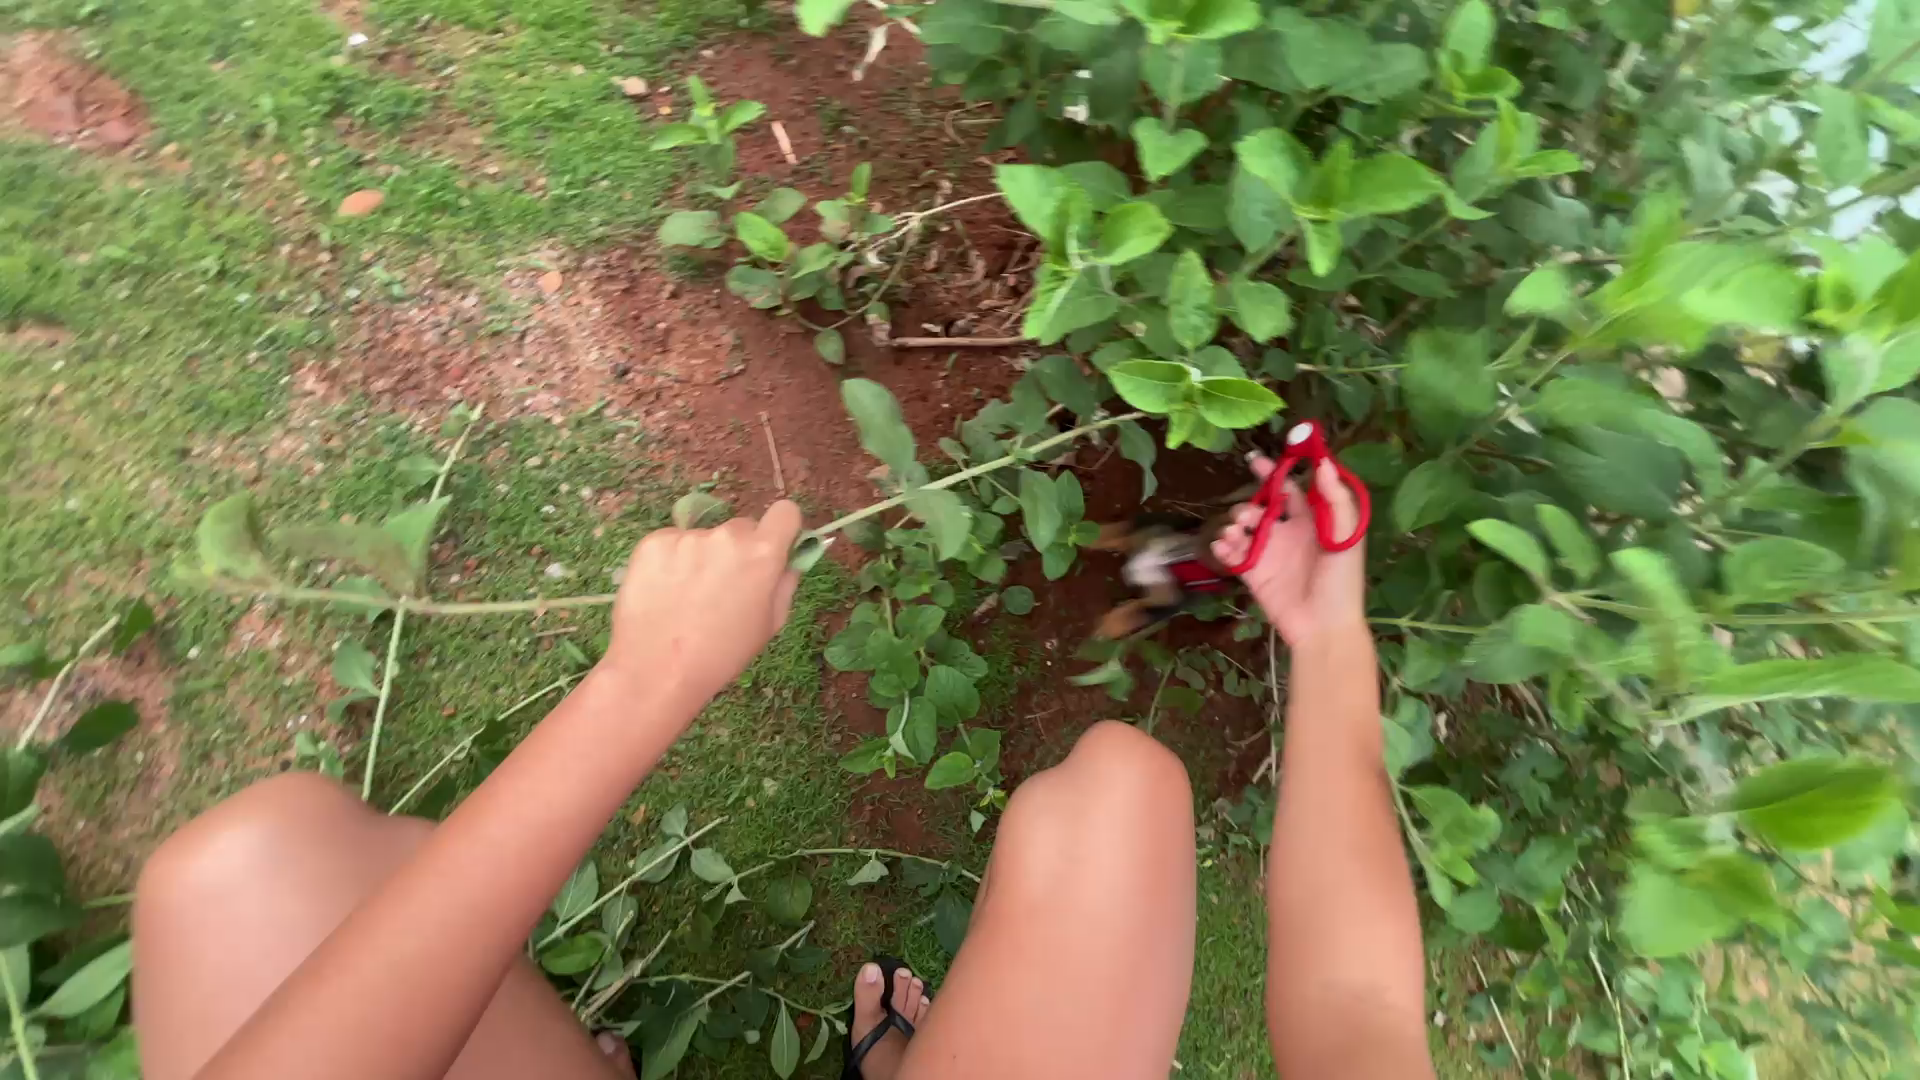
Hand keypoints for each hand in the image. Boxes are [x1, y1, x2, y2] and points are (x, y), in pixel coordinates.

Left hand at [600, 501, 804, 709]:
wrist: (657, 671)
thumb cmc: (723, 654)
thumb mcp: (771, 623)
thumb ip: (785, 582)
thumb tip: (789, 559)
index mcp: (763, 553)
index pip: (785, 512)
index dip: (782, 528)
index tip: (774, 546)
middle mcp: (727, 535)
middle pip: (742, 527)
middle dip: (740, 549)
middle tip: (724, 585)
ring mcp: (687, 536)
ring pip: (705, 537)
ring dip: (703, 556)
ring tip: (688, 595)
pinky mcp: (653, 542)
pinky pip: (673, 542)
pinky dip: (672, 560)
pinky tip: (665, 591)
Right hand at [1210, 456, 1367, 648]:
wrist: (1324, 625)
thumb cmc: (1342, 580)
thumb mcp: (1347, 536)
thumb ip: (1336, 499)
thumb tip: (1323, 462)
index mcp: (1312, 522)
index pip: (1289, 489)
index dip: (1274, 473)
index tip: (1256, 461)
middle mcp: (1287, 533)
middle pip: (1258, 508)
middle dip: (1247, 506)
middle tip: (1246, 515)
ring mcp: (1267, 553)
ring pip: (1241, 528)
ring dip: (1232, 525)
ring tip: (1234, 534)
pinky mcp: (1252, 573)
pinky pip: (1231, 554)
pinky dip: (1223, 548)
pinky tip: (1224, 548)